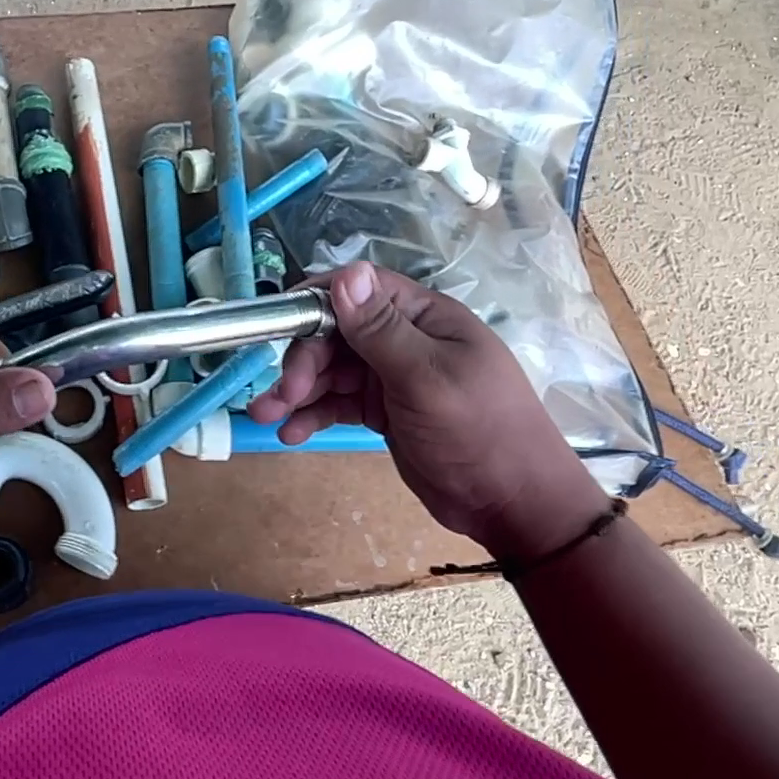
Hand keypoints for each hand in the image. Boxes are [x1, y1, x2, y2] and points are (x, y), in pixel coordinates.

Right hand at [247, 262, 608, 561]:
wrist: (513, 505)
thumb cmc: (479, 432)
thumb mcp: (426, 378)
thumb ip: (381, 330)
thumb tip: (344, 273)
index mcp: (422, 317)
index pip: (358, 290)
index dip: (315, 303)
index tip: (278, 325)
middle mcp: (404, 339)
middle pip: (335, 334)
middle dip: (301, 360)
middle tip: (280, 395)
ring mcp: (391, 376)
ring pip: (330, 371)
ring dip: (296, 390)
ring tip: (265, 416)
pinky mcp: (382, 410)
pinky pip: (338, 403)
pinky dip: (312, 414)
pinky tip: (292, 433)